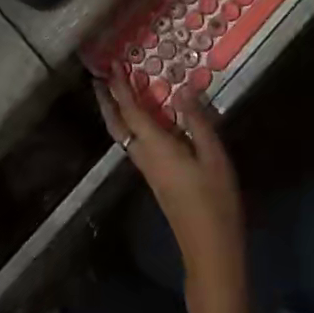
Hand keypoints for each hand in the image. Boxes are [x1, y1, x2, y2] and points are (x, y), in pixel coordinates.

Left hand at [94, 74, 245, 294]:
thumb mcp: (213, 156)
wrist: (208, 246)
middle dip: (106, 100)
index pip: (130, 109)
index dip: (120, 86)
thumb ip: (196, 121)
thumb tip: (182, 89)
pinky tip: (142, 122)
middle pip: (116, 123)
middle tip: (99, 78)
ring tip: (115, 93)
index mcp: (154, 145)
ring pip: (122, 134)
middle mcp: (143, 155)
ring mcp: (146, 168)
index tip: (112, 65)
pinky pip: (134, 142)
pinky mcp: (154, 177)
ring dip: (115, 112)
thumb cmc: (214, 199)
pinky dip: (129, 125)